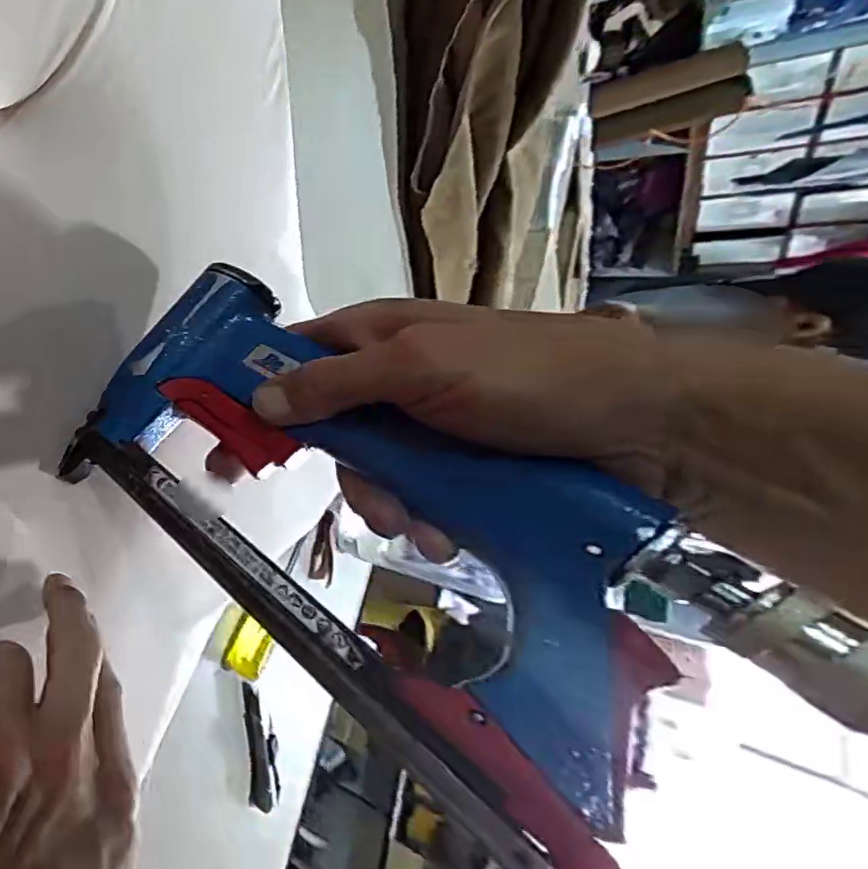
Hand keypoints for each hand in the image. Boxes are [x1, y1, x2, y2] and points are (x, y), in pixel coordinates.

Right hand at [205, 300, 676, 557]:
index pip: (287, 357)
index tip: (222, 434)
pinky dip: (420, 516)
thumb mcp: (419, 367)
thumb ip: (334, 383)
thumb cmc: (525, 374)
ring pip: (365, 468)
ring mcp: (418, 423)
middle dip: (329, 465)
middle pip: (320, 423)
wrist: (645, 423)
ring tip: (419, 525)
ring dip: (382, 502)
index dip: (251, 390)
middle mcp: (386, 376)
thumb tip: (257, 399)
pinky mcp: (450, 464)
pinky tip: (445, 532)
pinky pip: (409, 494)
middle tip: (309, 494)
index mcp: (369, 336)